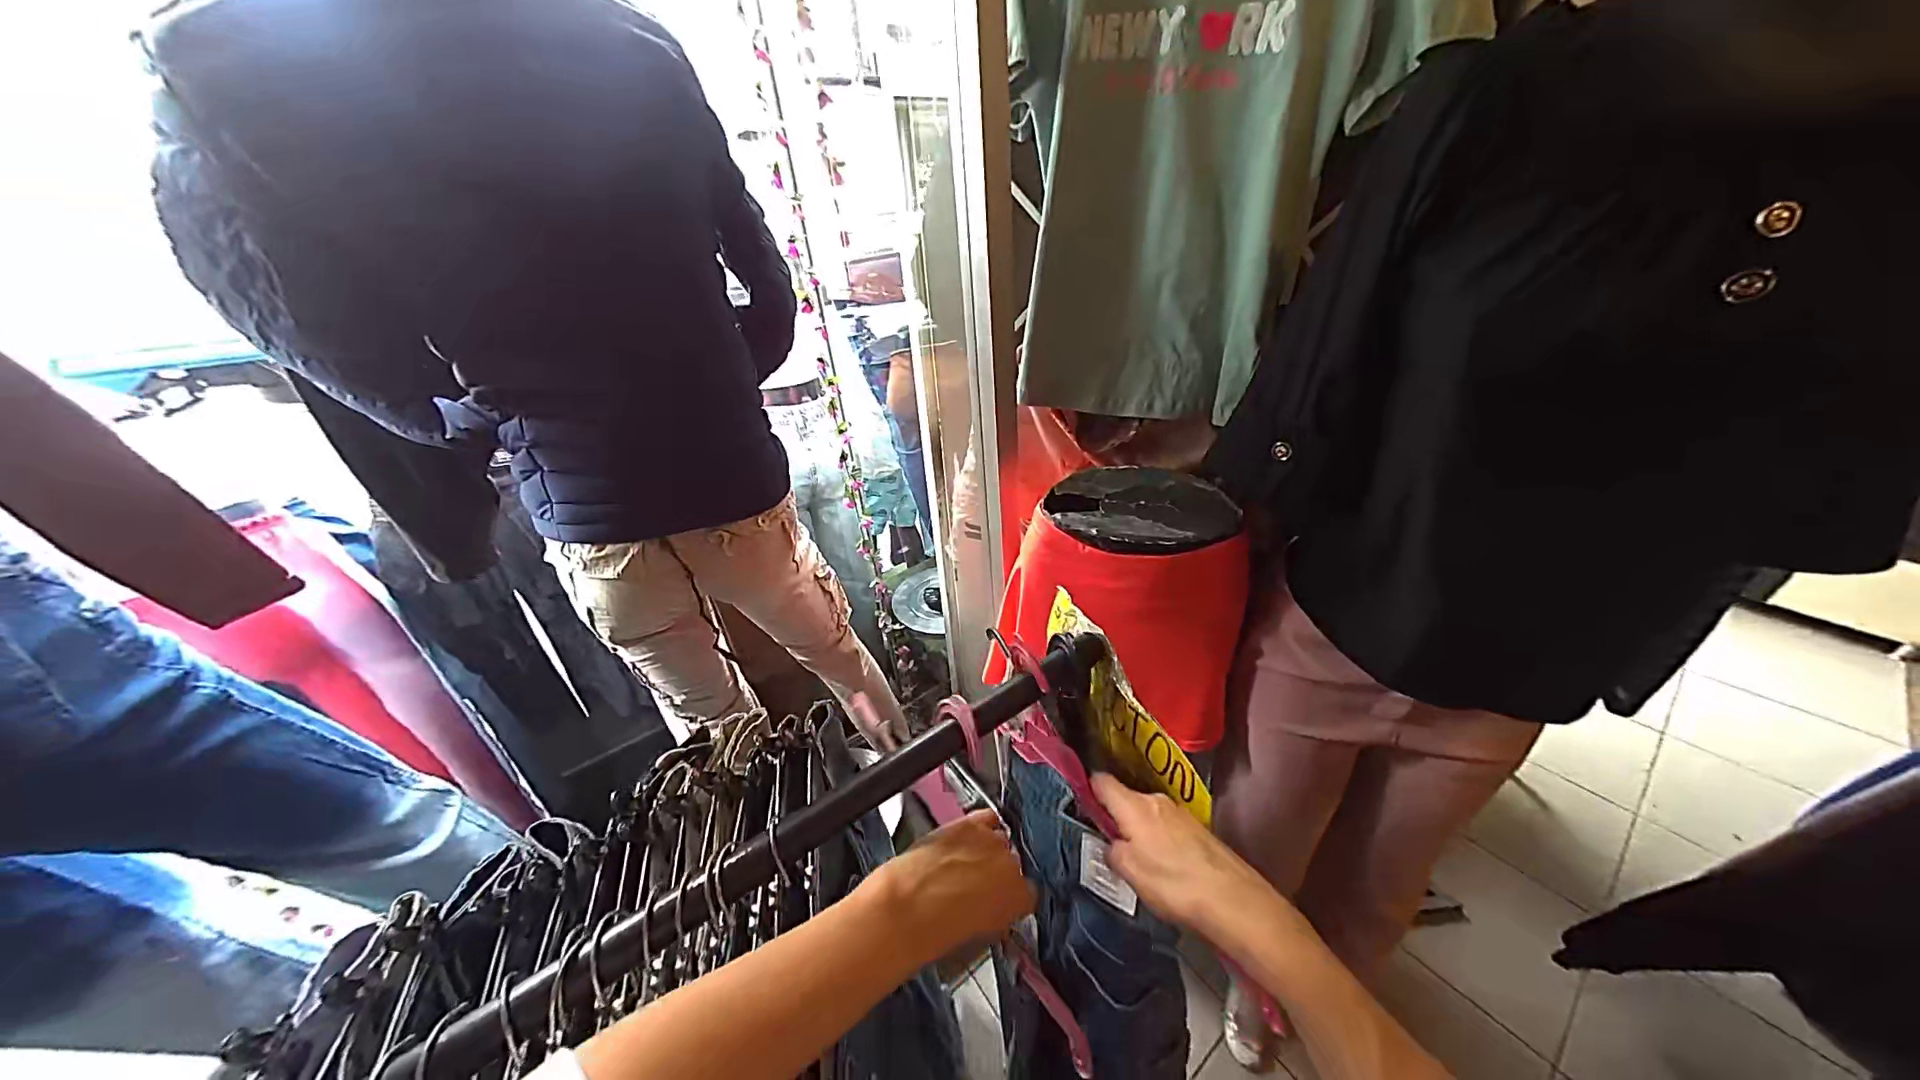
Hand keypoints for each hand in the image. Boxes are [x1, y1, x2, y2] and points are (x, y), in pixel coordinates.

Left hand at [865, 809, 1033, 956]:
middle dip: (999, 874)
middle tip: (978, 887)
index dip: (1012, 899)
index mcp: (1019, 898)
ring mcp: (990, 841)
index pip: (1028, 894)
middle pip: (1014, 864)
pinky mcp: (968, 823)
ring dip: (988, 850)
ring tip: (966, 863)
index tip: (1001, 902)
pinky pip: (987, 818)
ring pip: (1000, 840)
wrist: (906, 908)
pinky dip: (981, 825)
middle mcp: (1010, 865)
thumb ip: (997, 922)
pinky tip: (967, 838)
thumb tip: (995, 920)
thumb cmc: (936, 929)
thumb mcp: (978, 939)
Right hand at [1093, 773, 1301, 938]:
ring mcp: (1180, 813)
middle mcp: (1156, 800)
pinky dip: (1159, 840)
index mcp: (1134, 805)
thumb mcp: (1129, 872)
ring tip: (1137, 860)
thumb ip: (1111, 851)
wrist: (1234, 900)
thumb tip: (1112, 844)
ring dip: (1138, 830)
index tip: (1079, 804)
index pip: (1101, 781)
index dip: (1087, 789)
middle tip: (1107, 843)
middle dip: (1114, 816)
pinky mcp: (1197, 830)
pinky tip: (1164, 866)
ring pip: (1146, 814)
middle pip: (1125, 798)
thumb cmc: (1174, 884)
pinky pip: (1166, 827)